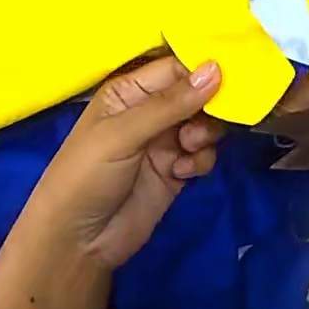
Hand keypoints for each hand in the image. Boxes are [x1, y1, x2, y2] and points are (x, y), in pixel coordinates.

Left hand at [0, 56, 223, 308]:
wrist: (78, 241)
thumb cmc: (87, 174)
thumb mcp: (122, 134)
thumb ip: (169, 104)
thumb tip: (216, 68)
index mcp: (129, 90)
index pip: (174, 67)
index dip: (201, 70)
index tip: (230, 76)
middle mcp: (149, 110)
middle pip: (196, 94)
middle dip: (208, 106)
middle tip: (202, 123)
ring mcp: (164, 141)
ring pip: (204, 124)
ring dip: (205, 134)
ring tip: (188, 149)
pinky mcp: (176, 170)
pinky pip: (203, 154)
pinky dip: (200, 160)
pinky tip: (181, 174)